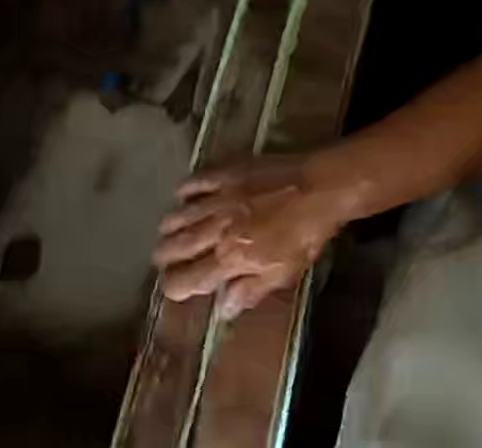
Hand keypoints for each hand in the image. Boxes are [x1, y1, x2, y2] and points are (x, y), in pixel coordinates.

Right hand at [152, 156, 350, 318]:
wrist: (319, 186)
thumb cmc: (306, 234)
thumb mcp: (285, 272)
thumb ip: (251, 290)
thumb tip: (223, 309)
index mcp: (230, 259)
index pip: (187, 280)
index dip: (174, 286)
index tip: (172, 287)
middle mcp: (217, 230)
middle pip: (176, 247)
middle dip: (165, 256)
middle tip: (162, 259)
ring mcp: (219, 198)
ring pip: (179, 215)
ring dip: (170, 226)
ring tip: (168, 231)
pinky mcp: (227, 172)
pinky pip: (195, 181)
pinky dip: (184, 190)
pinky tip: (183, 195)